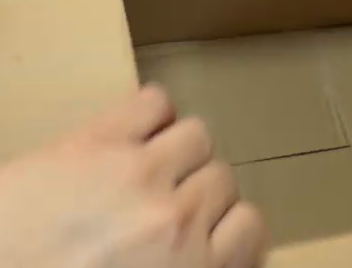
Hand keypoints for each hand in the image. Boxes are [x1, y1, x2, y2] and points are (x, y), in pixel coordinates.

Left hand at [0, 86, 265, 267]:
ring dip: (177, 150)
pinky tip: (126, 136)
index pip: (252, 228)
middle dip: (199, 191)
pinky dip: (150, 113)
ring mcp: (138, 175)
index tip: (207, 234)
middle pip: (223, 177)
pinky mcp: (99, 140)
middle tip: (162, 206)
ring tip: (144, 166)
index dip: (230, 229)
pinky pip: (155, 100)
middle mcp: (176, 222)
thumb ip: (176, 266)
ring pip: (197, 133)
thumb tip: (194, 248)